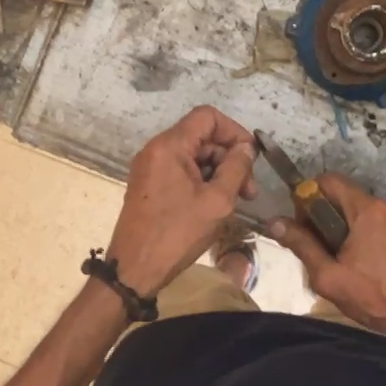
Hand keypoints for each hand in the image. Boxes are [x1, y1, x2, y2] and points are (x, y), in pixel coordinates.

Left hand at [103, 107, 258, 295]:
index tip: (251, 158)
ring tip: (237, 201)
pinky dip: (202, 182)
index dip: (234, 131)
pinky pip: (180, 172)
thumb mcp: (217, 201)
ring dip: (218, 173)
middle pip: (201, 137)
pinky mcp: (148, 187)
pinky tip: (216, 206)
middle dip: (229, 158)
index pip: (207, 117)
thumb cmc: (177, 234)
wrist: (134, 269)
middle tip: (248, 191)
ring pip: (193, 157)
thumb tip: (245, 149)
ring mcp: (149, 169)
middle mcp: (155, 150)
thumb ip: (236, 169)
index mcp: (169, 146)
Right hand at [268, 174, 385, 344]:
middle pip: (344, 199)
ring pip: (361, 215)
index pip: (327, 181)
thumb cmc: (377, 298)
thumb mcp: (329, 276)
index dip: (307, 199)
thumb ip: (301, 245)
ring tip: (344, 266)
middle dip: (324, 219)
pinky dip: (365, 239)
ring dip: (345, 232)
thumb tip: (274, 223)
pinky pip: (379, 227)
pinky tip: (366, 269)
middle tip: (319, 253)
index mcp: (367, 210)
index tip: (302, 227)